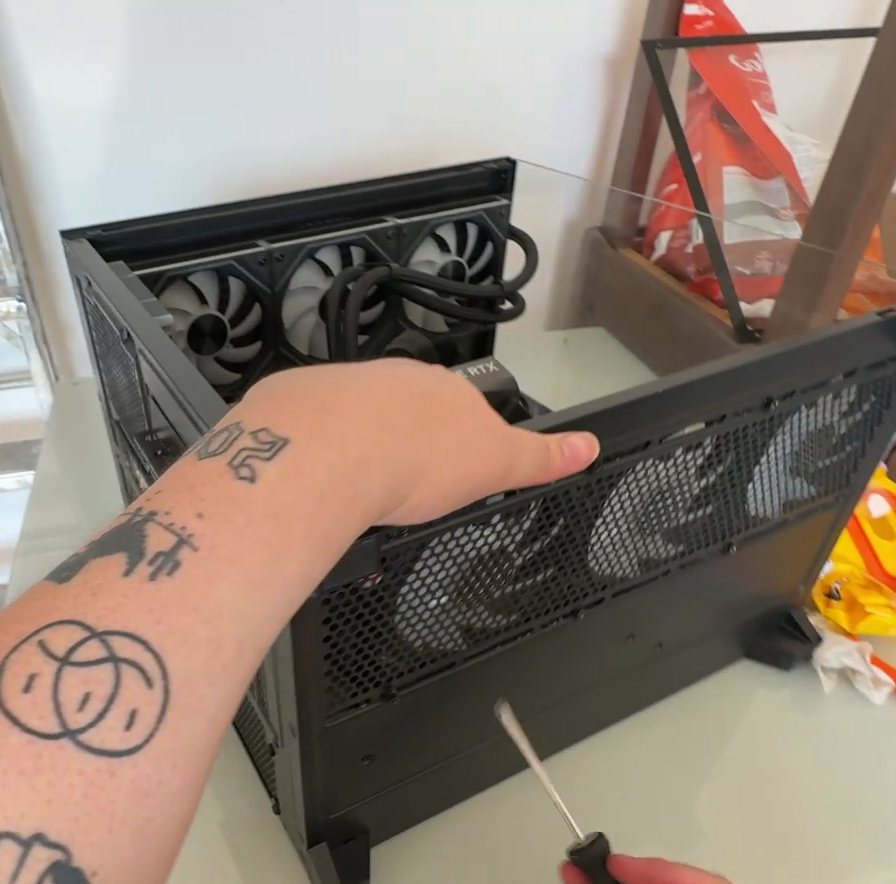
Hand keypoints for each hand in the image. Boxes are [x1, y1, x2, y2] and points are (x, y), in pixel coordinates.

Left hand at [235, 358, 598, 525]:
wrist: (333, 451)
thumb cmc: (422, 463)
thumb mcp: (492, 464)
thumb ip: (540, 457)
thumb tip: (591, 446)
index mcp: (447, 392)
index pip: (462, 414)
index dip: (455, 448)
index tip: (444, 480)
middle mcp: (398, 379)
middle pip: (409, 413)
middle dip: (407, 447)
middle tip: (401, 492)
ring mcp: (347, 386)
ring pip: (362, 418)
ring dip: (363, 447)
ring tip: (359, 490)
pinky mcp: (304, 402)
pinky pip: (319, 426)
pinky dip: (323, 450)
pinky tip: (320, 477)